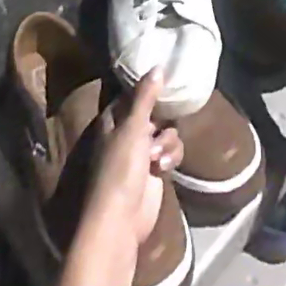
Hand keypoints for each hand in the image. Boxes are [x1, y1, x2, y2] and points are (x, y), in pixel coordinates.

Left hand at [86, 69, 183, 245]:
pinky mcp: (155, 170)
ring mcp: (141, 153)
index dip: (147, 89)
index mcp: (113, 120)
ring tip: (157, 156)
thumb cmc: (121, 168)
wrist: (122, 219)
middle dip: (162, 119)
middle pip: (154, 112)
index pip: (132, 94)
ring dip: (167, 142)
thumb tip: (158, 65)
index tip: (166, 80)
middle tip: (164, 122)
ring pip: (166, 132)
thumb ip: (146, 97)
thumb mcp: (133, 127)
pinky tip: (164, 168)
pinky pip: (171, 152)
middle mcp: (127, 133)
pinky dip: (171, 157)